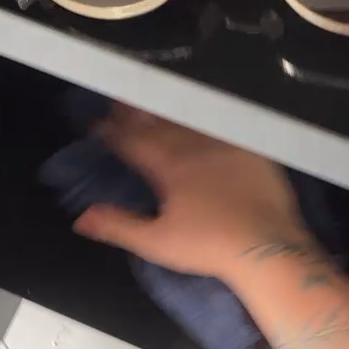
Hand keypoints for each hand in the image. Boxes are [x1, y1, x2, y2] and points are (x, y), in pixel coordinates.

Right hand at [72, 106, 318, 279]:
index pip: (131, 141)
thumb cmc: (209, 246)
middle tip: (120, 102)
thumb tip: (82, 218)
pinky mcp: (252, 150)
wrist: (267, 245)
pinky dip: (206, 120)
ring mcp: (225, 145)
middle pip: (158, 122)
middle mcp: (194, 146)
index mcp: (168, 166)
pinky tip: (202, 119)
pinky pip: (223, 126)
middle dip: (135, 113)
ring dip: (168, 111)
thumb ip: (119, 226)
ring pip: (190, 120)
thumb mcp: (157, 242)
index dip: (111, 132)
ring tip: (154, 104)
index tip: (95, 124)